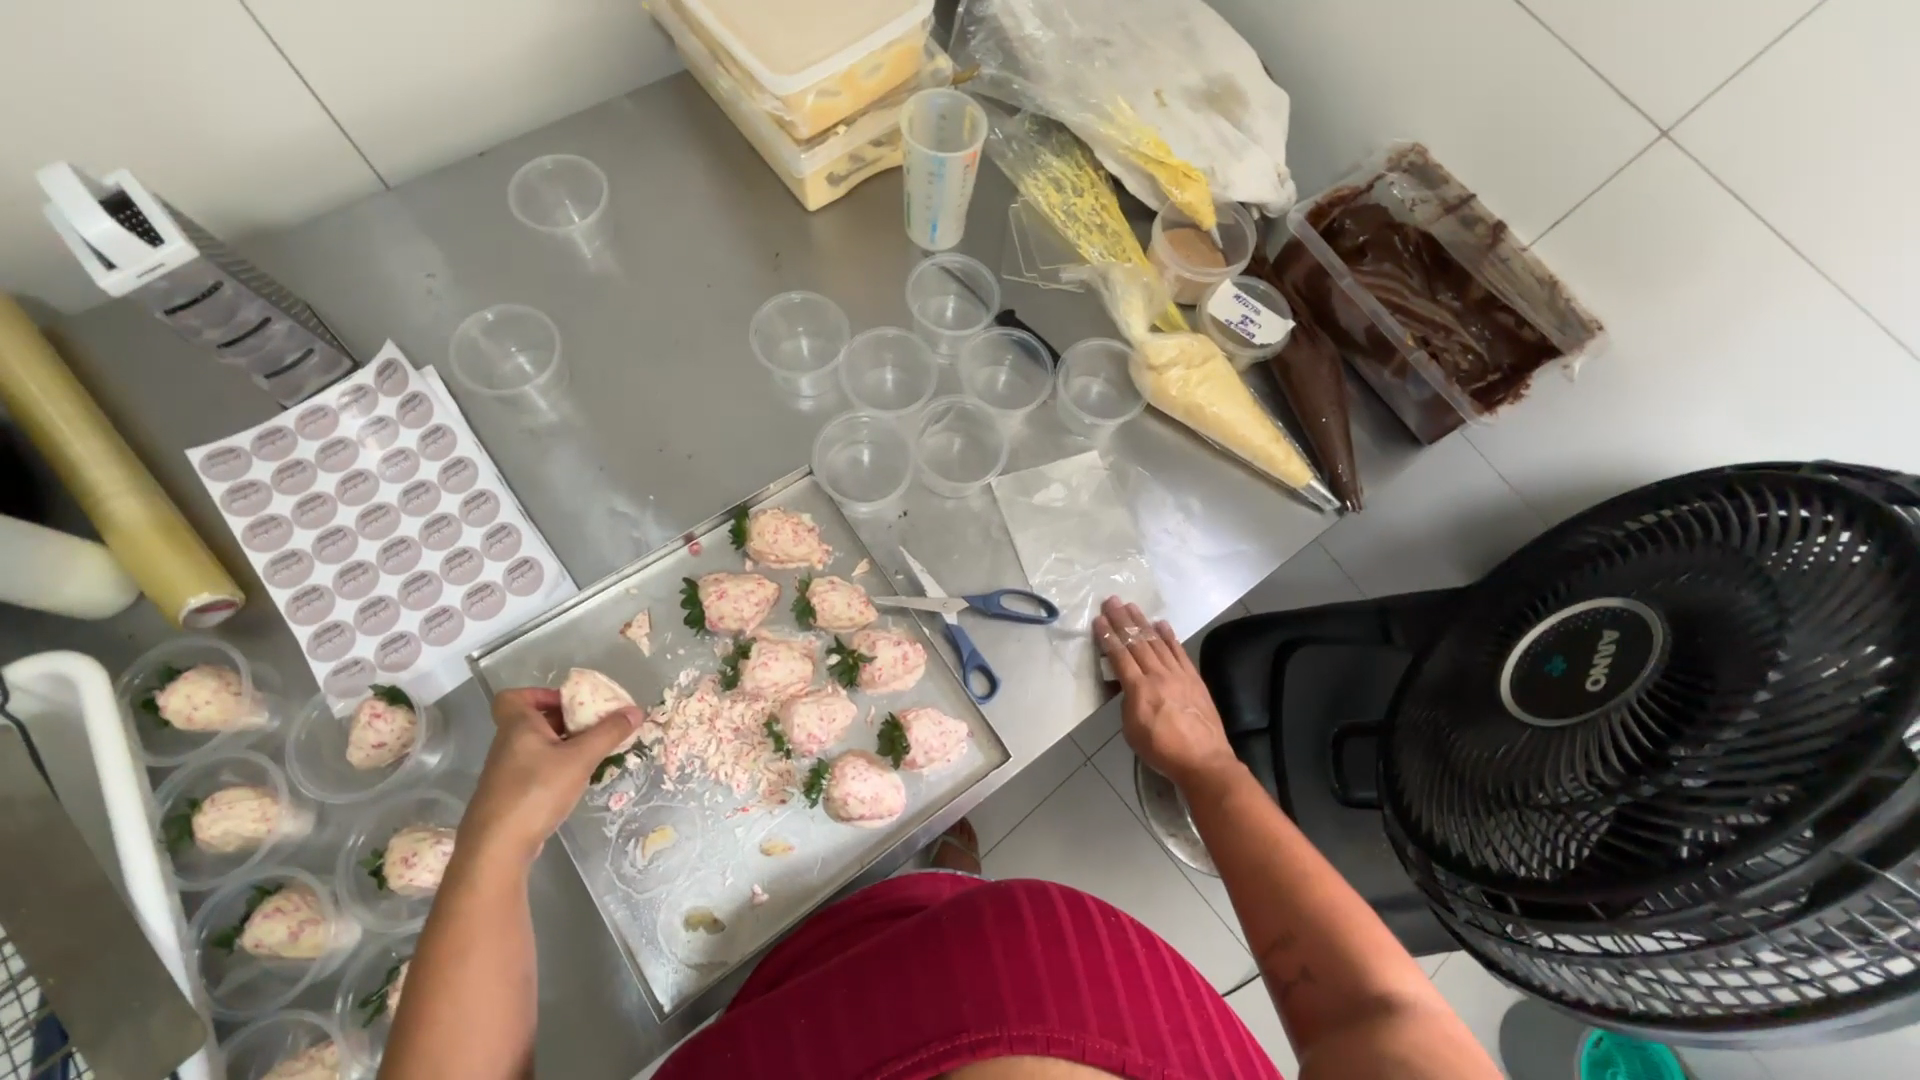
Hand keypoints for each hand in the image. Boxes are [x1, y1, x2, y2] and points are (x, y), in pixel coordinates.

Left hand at [461, 688, 641, 865]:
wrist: (498, 846)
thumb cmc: (536, 791)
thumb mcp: (580, 758)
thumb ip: (609, 733)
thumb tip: (636, 710)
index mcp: (518, 726)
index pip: (514, 697)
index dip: (540, 694)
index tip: (569, 703)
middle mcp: (508, 744)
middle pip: (535, 720)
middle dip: (567, 719)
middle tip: (595, 725)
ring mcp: (508, 771)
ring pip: (539, 746)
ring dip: (566, 744)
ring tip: (595, 750)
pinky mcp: (513, 794)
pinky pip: (538, 767)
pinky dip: (559, 766)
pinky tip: (579, 778)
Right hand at [1094, 597, 1238, 791]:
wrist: (1203, 760)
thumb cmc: (1162, 751)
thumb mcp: (1132, 731)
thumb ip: (1128, 703)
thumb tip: (1130, 687)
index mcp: (1138, 689)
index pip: (1120, 656)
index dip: (1108, 637)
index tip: (1099, 620)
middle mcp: (1158, 675)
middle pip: (1137, 642)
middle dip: (1122, 620)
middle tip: (1112, 601)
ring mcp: (1178, 674)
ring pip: (1157, 642)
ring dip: (1143, 622)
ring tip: (1132, 606)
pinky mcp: (1194, 678)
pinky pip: (1179, 651)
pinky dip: (1169, 636)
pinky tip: (1162, 624)